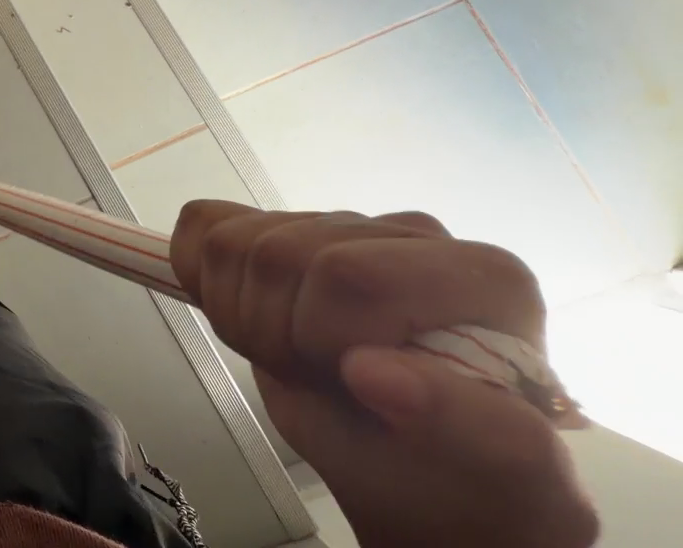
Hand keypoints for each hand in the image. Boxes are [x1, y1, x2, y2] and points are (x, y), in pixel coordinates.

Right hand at [171, 202, 595, 547]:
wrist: (408, 462)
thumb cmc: (455, 465)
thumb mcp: (491, 465)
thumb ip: (463, 420)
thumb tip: (371, 371)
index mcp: (479, 274)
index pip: (348, 271)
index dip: (318, 334)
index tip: (351, 386)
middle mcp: (406, 232)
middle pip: (276, 251)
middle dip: (271, 330)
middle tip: (312, 376)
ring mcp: (333, 225)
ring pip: (228, 238)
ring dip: (235, 312)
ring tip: (287, 353)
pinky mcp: (278, 226)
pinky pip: (204, 222)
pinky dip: (197, 272)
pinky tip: (243, 309)